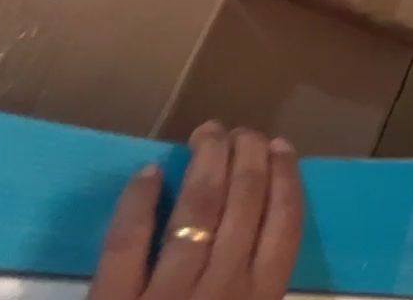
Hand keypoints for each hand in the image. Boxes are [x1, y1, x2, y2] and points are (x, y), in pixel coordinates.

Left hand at [88, 122, 303, 299]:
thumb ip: (261, 297)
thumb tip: (273, 241)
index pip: (284, 228)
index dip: (286, 180)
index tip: (281, 145)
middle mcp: (222, 293)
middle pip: (243, 209)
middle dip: (246, 160)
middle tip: (243, 129)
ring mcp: (166, 299)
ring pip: (196, 215)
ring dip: (205, 166)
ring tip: (208, 133)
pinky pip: (126, 247)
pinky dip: (138, 205)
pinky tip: (149, 173)